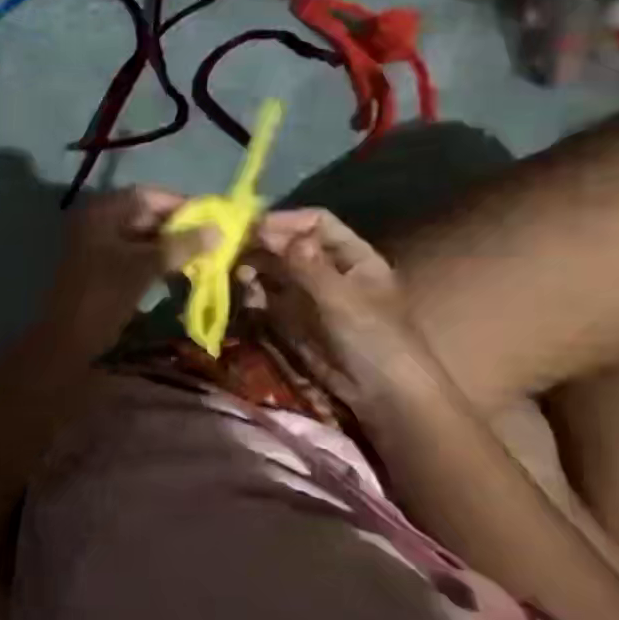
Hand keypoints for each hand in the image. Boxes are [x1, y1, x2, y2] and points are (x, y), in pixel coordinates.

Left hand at [41, 187, 210, 348]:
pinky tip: (179, 269)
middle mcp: (96, 222)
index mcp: (101, 213)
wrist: (68, 338)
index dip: (179, 204)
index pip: (146, 195)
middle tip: (210, 237)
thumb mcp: (145, 267)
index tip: (210, 215)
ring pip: (139, 236)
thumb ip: (181, 246)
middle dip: (176, 226)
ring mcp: (96, 245)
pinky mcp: (100, 267)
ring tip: (201, 254)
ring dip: (168, 244)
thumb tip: (218, 230)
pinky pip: (132, 254)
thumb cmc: (104, 295)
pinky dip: (155, 259)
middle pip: (143, 214)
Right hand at [248, 208, 444, 405]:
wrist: (386, 398)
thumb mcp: (343, 298)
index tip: (254, 226)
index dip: (287, 221)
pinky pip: (270, 299)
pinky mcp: (295, 321)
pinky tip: (245, 294)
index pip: (317, 223)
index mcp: (353, 257)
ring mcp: (311, 295)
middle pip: (292, 245)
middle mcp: (330, 270)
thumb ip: (307, 265)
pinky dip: (256, 294)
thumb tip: (277, 233)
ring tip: (236, 272)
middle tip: (232, 247)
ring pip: (277, 271)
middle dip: (263, 244)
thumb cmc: (376, 340)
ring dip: (255, 268)